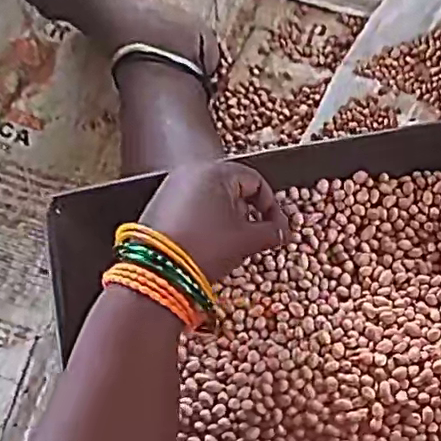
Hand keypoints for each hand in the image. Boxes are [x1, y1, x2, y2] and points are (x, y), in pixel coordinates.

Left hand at [139, 161, 288, 279]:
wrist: (158, 268)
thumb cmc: (206, 248)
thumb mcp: (246, 241)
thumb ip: (271, 233)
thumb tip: (282, 232)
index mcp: (217, 172)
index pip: (256, 181)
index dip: (272, 207)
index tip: (277, 229)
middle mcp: (192, 172)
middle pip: (233, 188)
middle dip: (249, 214)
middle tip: (255, 238)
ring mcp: (172, 187)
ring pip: (213, 199)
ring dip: (228, 220)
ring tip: (232, 245)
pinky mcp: (160, 205)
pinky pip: (193, 208)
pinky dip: (207, 223)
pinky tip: (209, 245)